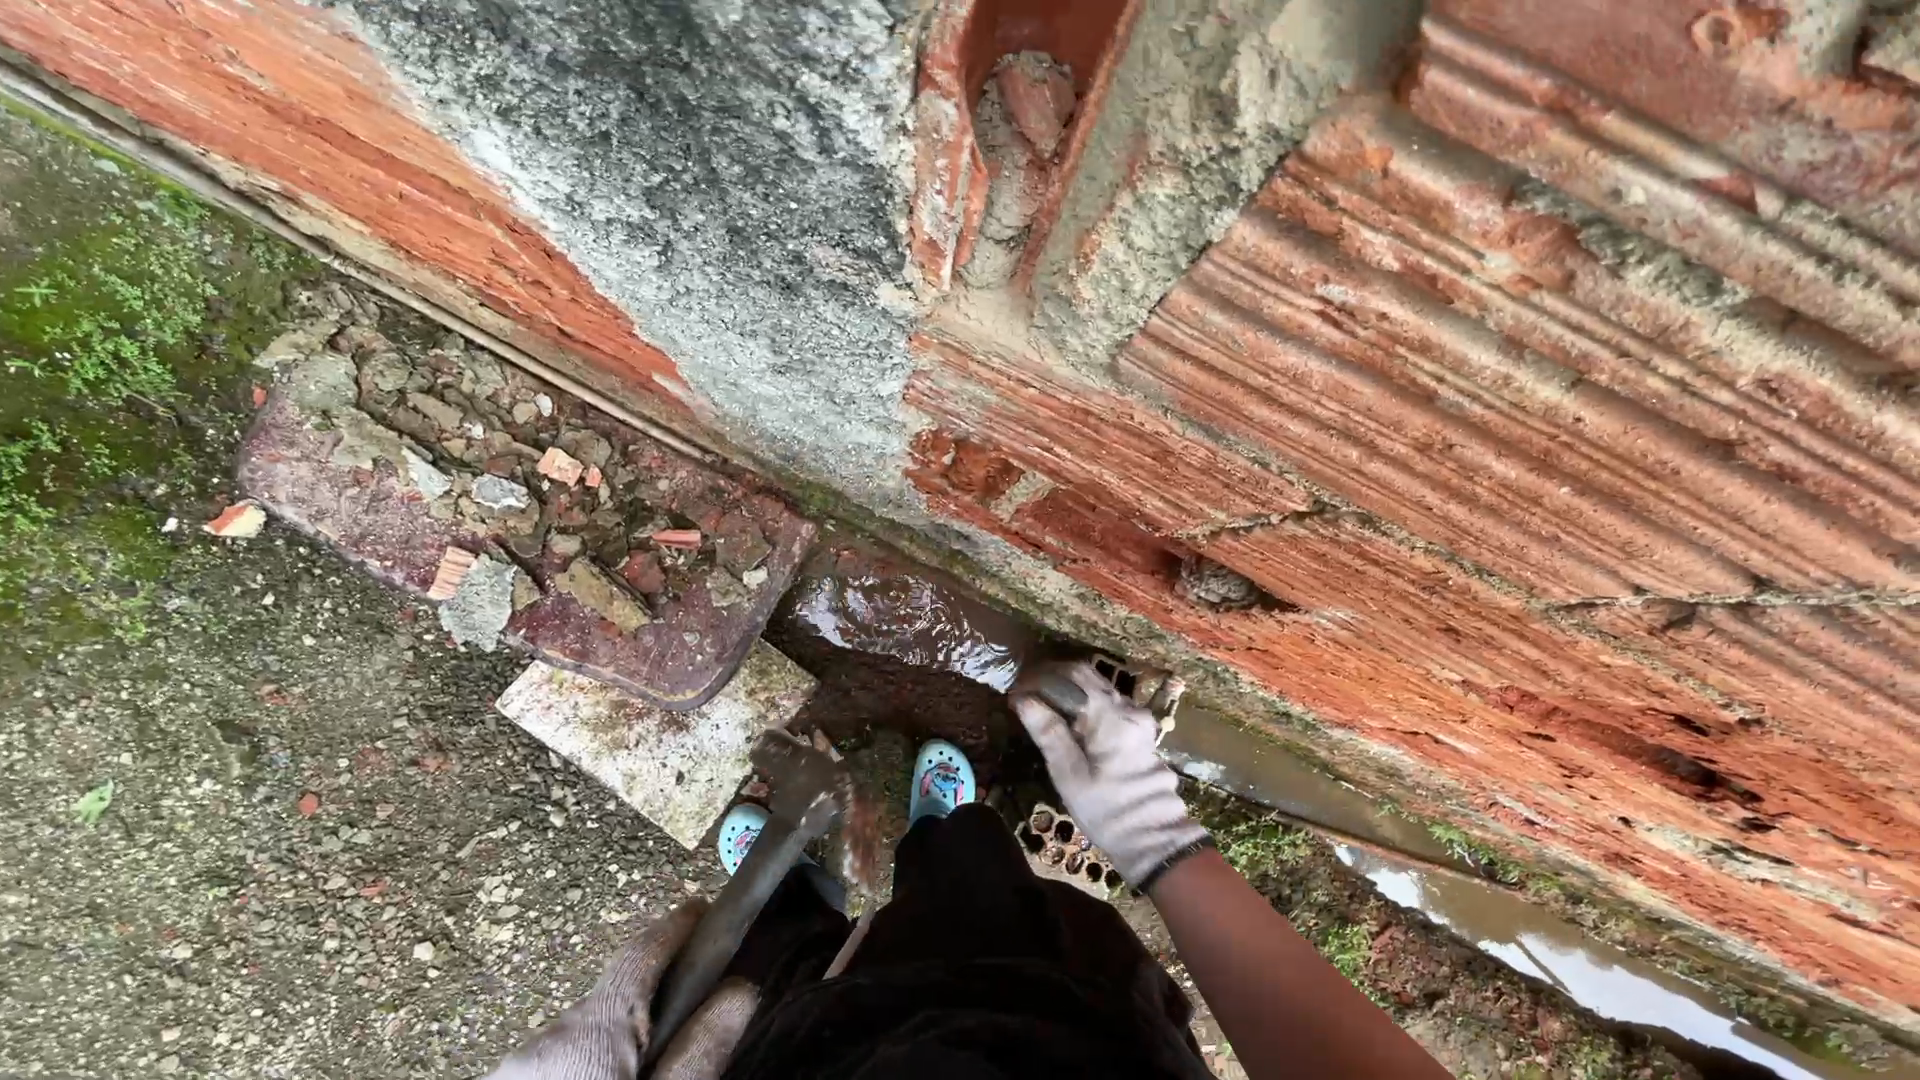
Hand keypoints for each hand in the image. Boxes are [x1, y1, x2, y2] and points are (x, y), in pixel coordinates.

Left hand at [486, 900, 758, 1079]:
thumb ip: (702, 1050)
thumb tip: (742, 986)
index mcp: (591, 1033)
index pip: (642, 953)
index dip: (678, 926)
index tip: (704, 908)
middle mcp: (542, 1040)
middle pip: (611, 1001)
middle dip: (649, 1007)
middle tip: (686, 1037)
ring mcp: (509, 1071)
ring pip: (580, 1040)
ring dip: (612, 1050)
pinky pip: (552, 1069)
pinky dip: (582, 1075)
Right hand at [1011, 663, 1207, 884]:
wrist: (1154, 840)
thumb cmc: (1107, 811)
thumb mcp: (1069, 776)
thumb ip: (1049, 733)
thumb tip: (1023, 700)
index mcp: (1108, 715)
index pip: (1068, 675)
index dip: (1038, 678)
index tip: (1015, 694)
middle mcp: (1127, 707)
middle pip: (1085, 674)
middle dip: (1052, 678)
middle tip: (1025, 695)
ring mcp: (1138, 717)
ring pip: (1098, 687)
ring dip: (1068, 689)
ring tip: (1041, 706)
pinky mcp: (1140, 730)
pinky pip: (1108, 702)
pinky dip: (1084, 702)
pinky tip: (1067, 721)